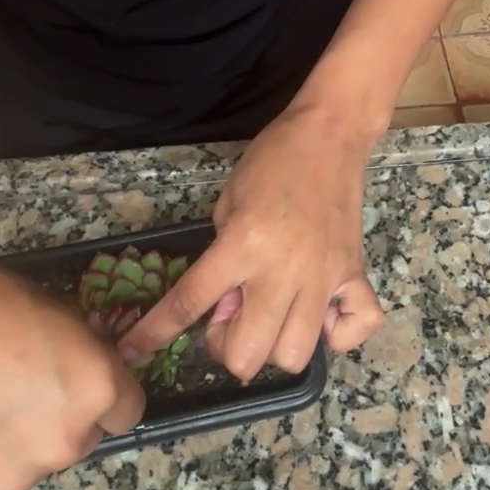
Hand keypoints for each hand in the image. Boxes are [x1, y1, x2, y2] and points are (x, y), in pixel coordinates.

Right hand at [0, 246, 144, 489]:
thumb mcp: (63, 318)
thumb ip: (83, 364)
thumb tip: (85, 381)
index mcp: (96, 392)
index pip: (127, 411)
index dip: (105, 394)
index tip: (79, 383)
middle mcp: (61, 445)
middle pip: (77, 441)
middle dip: (57, 421)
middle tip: (17, 392)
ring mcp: (8, 481)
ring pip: (28, 467)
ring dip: (13, 448)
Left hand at [119, 103, 384, 379]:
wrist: (330, 133)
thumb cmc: (274, 158)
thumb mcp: (230, 198)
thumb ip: (220, 251)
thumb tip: (227, 302)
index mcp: (243, 244)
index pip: (191, 302)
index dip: (155, 333)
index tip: (134, 351)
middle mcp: (283, 270)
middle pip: (247, 355)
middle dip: (228, 346)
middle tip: (231, 315)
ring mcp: (324, 277)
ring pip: (294, 355)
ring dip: (275, 345)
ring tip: (273, 314)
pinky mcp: (355, 273)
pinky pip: (354, 330)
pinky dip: (337, 333)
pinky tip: (321, 313)